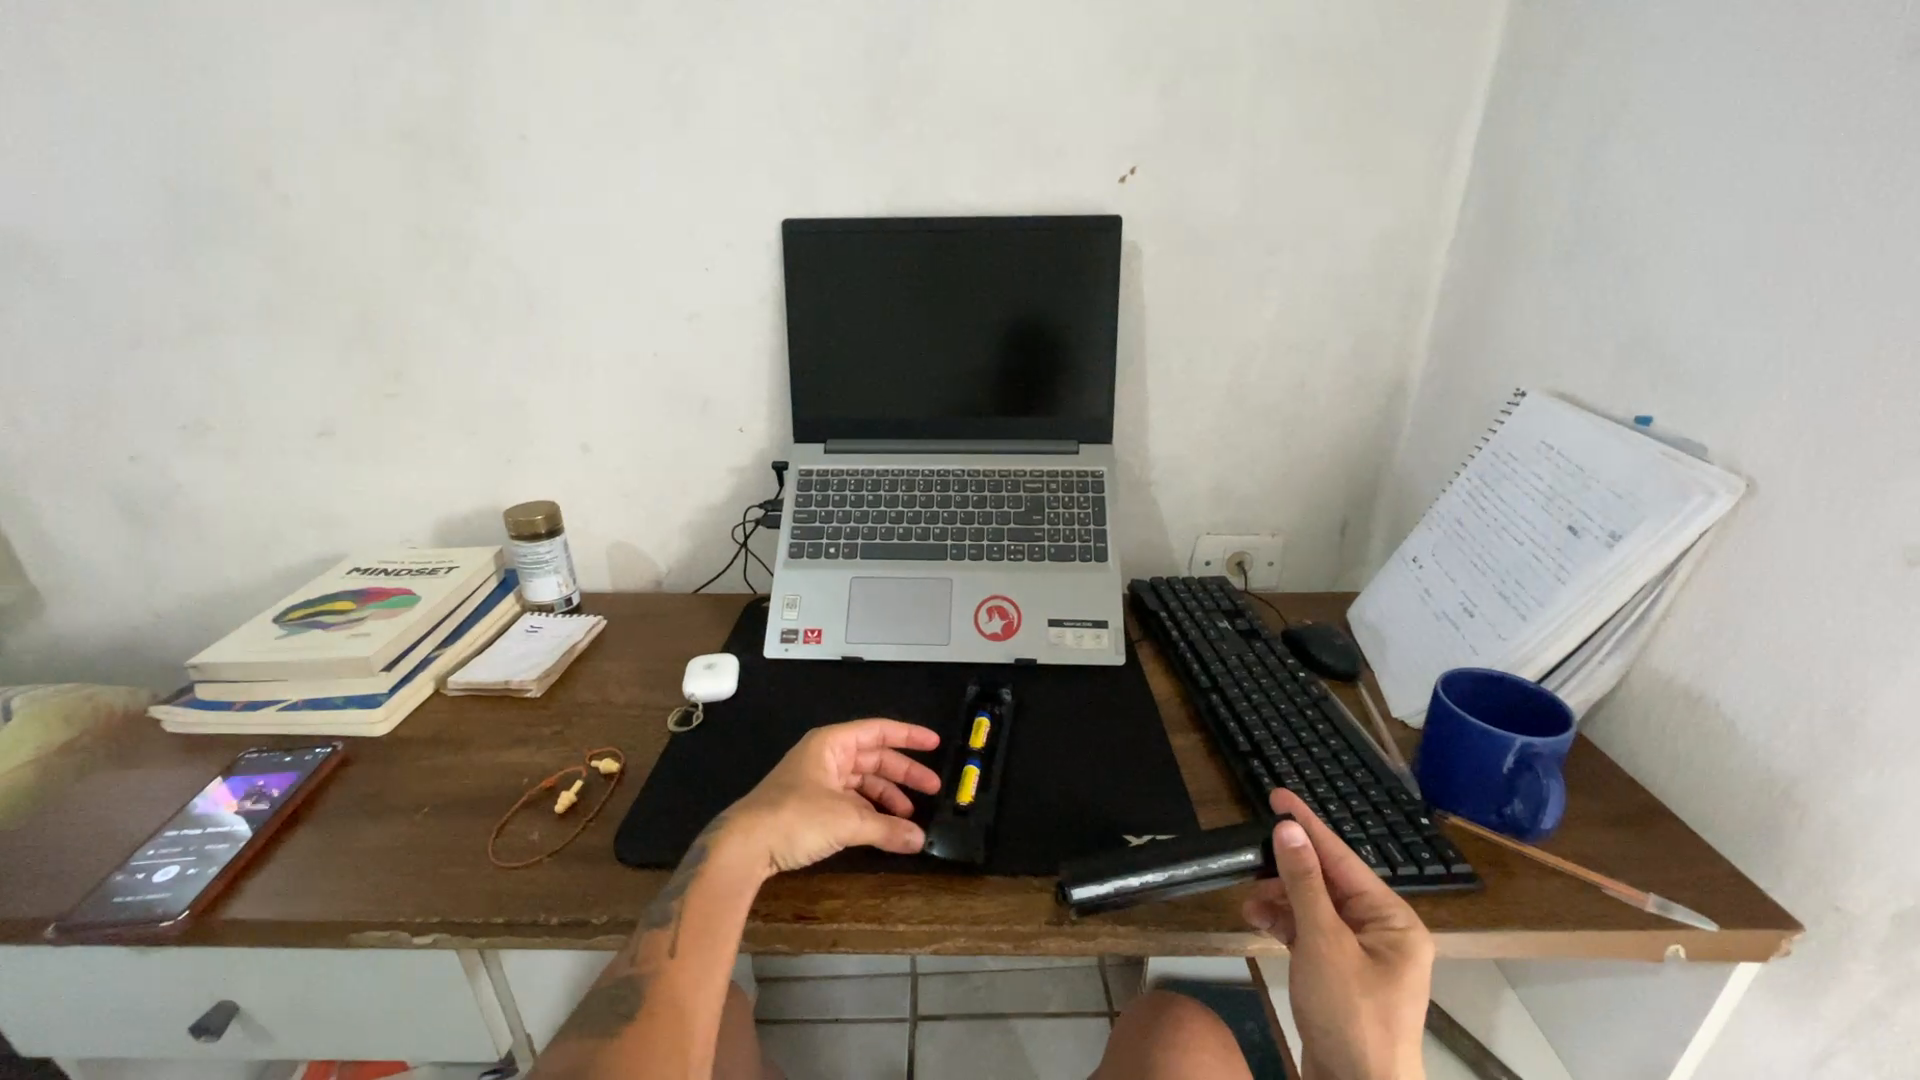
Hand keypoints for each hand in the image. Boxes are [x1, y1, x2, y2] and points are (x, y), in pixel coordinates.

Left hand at [720, 718, 942, 875]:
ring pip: (863, 783)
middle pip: (874, 758)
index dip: (908, 736)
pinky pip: (851, 802)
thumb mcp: (847, 821)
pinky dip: (870, 814)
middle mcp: (826, 757)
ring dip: (887, 799)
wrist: (744, 846)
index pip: (878, 732)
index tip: (935, 743)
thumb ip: (888, 828)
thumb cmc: (795, 817)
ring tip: (909, 819)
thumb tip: (920, 839)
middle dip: (903, 774)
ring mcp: (818, 782)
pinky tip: (885, 829)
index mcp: (832, 744)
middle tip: (933, 789)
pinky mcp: (812, 807)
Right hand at [1243, 789, 1432, 1079]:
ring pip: (1313, 906)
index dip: (1308, 825)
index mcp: (1392, 919)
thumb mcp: (1323, 943)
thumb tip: (1289, 830)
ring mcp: (1359, 954)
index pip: (1343, 857)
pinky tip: (1259, 920)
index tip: (1278, 795)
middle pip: (1327, 881)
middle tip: (1250, 859)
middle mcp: (1380, 931)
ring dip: (1280, 900)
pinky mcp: (1338, 973)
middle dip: (1286, 872)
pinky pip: (1309, 932)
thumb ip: (1304, 883)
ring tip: (1248, 904)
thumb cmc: (1350, 1016)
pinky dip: (1284, 923)